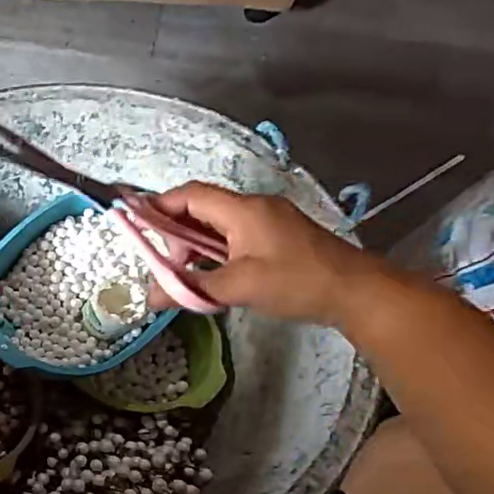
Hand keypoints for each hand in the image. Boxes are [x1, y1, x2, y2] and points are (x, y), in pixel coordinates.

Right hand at [146, 183, 399, 326]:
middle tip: (164, 264)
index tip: (136, 224)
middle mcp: (253, 208)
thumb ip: (191, 289)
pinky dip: (212, 251)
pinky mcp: (275, 237)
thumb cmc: (297, 282)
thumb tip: (151, 297)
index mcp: (243, 210)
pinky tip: (209, 274)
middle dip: (174, 232)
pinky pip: (232, 236)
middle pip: (200, 208)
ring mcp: (266, 222)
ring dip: (193, 245)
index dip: (159, 205)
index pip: (190, 195)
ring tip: (184, 273)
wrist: (357, 292)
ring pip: (215, 225)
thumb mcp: (238, 287)